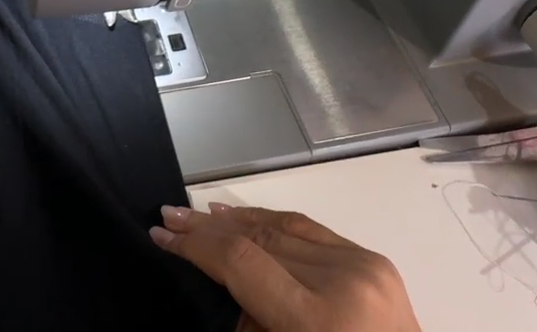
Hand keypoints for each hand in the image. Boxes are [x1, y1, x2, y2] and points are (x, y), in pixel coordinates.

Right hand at [152, 204, 419, 331]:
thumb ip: (249, 326)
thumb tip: (221, 285)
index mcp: (319, 320)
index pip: (241, 261)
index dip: (196, 245)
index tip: (160, 235)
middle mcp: (344, 282)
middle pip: (257, 237)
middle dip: (208, 229)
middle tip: (169, 218)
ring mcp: (364, 265)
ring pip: (281, 226)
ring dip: (235, 219)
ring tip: (198, 215)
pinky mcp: (375, 260)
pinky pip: (310, 230)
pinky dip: (272, 221)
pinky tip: (245, 216)